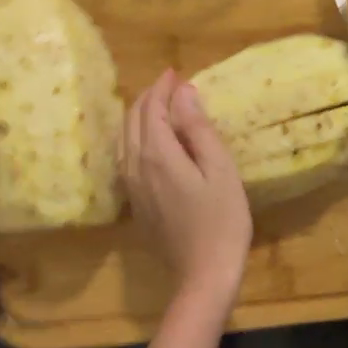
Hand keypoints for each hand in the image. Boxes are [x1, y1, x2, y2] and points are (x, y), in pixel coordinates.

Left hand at [121, 69, 252, 307]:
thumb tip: (184, 93)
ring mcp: (133, 187)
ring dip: (140, 118)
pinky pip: (127, 160)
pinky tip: (150, 146)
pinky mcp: (137, 205)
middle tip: (171, 88)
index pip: (153, 107)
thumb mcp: (220, 170)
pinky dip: (136, 141)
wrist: (204, 274)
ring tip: (160, 110)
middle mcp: (136, 165)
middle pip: (133, 120)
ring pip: (125, 140)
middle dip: (150, 98)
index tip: (178, 74)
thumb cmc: (222, 222)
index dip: (164, 87)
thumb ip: (199, 129)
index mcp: (158, 153)